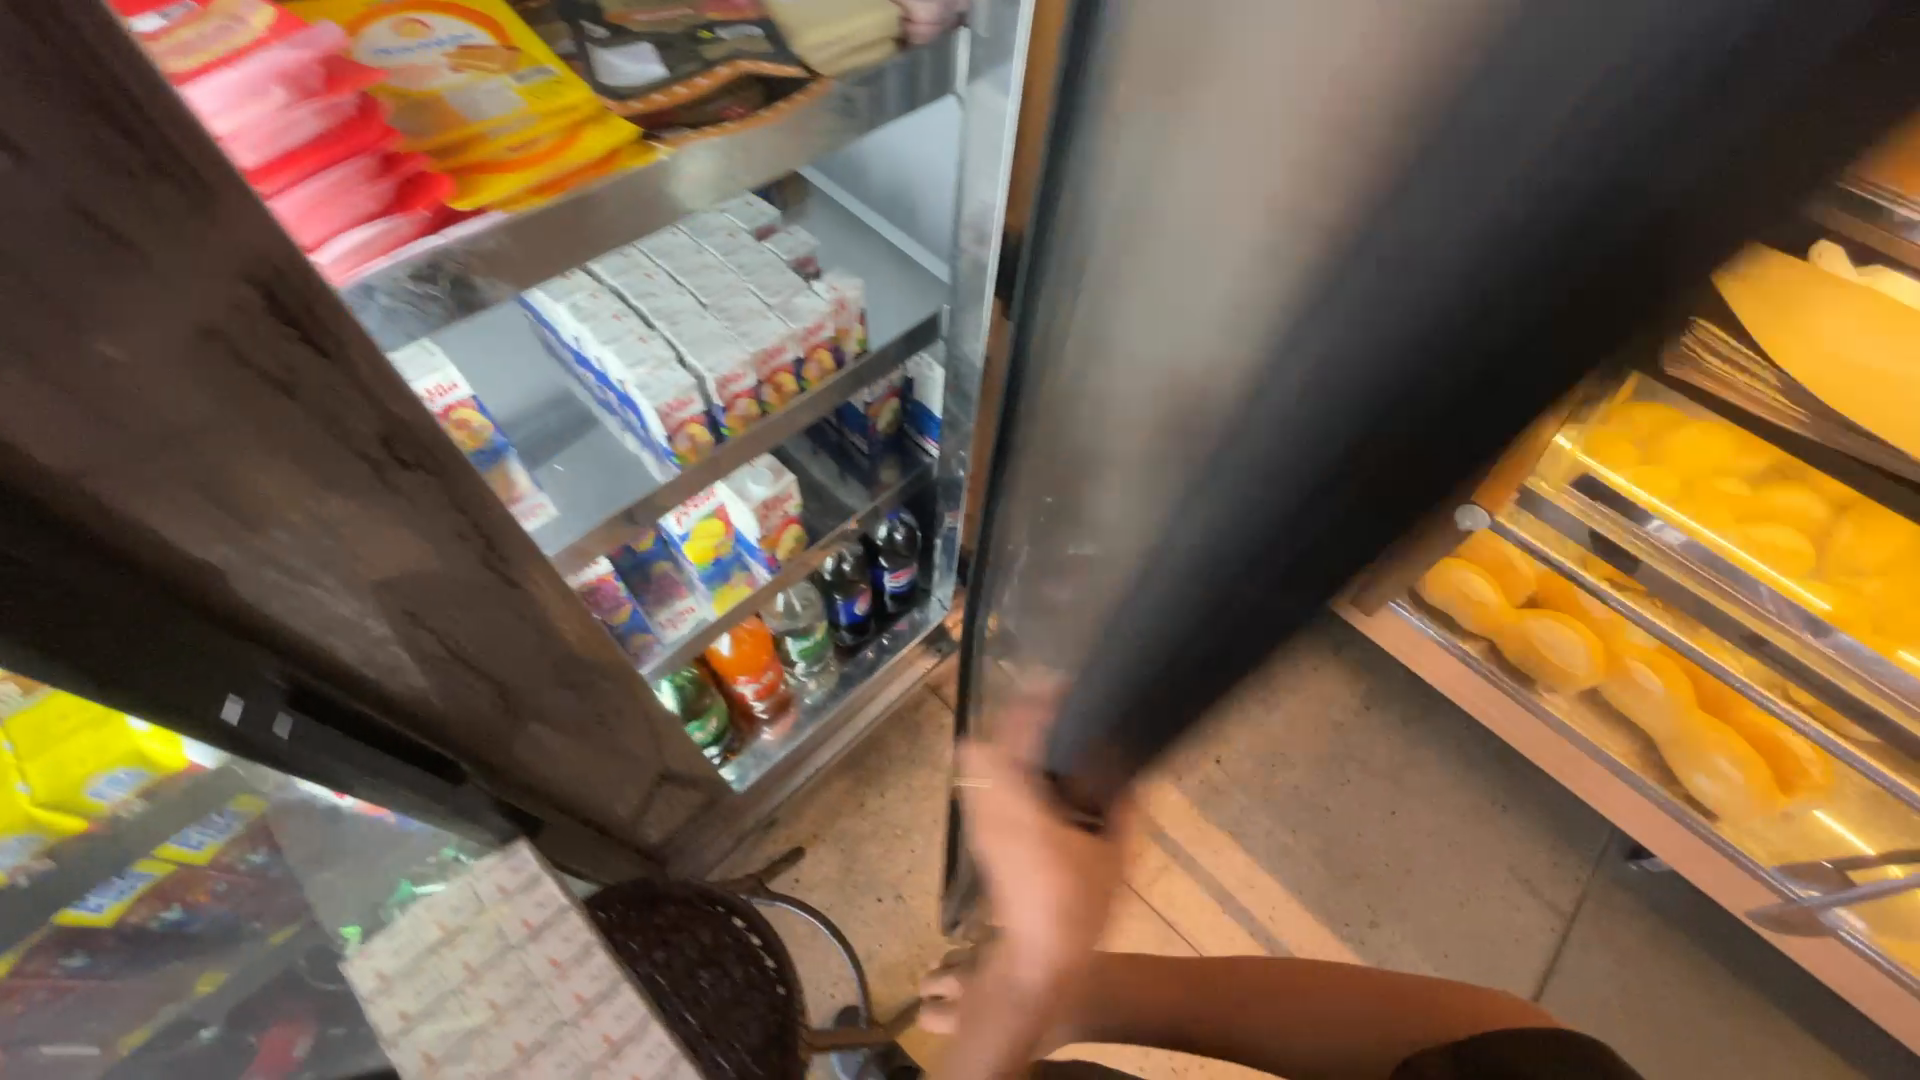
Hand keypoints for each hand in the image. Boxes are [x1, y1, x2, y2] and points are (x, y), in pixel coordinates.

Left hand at [917, 737, 1132, 1075]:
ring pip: (974, 761)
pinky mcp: (978, 835)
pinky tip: (1032, 779)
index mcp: (1024, 808)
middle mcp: (992, 808)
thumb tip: (1125, 768)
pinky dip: (999, 767)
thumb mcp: (1115, 857)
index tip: (1059, 688)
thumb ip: (1122, 808)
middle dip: (1011, 720)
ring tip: (1041, 741)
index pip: (1017, 737)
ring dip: (1003, 742)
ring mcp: (978, 822)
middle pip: (980, 742)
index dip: (1034, 704)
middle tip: (1048, 716)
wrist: (1038, 960)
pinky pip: (979, 783)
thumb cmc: (1078, 908)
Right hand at [917, 946, 1084, 1058]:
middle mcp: (962, 983)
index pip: (927, 1015)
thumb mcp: (1015, 1049)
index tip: (935, 1016)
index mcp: (962, 1018)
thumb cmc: (1050, 1026)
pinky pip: (971, 930)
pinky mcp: (994, 930)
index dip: (930, 1016)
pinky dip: (972, 936)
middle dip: (933, 986)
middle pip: (929, 980)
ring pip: (947, 954)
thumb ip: (987, 1041)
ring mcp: (976, 953)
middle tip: (941, 991)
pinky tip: (978, 941)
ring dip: (950, 962)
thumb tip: (975, 1043)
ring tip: (956, 967)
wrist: (1078, 983)